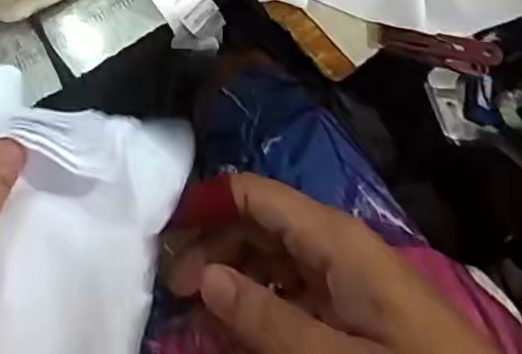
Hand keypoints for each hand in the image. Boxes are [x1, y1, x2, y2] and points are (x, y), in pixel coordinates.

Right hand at [164, 174, 497, 353]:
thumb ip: (266, 318)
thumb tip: (202, 275)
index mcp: (331, 235)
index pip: (250, 192)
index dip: (204, 205)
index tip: (163, 238)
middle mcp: (334, 241)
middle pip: (256, 221)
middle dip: (211, 247)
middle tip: (175, 290)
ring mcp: (347, 273)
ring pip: (272, 255)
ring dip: (233, 276)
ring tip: (200, 312)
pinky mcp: (357, 305)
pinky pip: (295, 288)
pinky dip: (262, 302)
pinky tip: (243, 328)